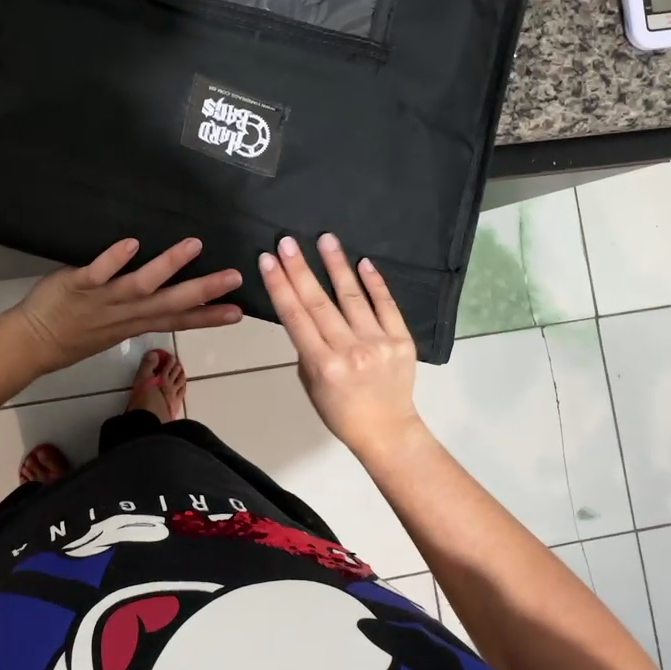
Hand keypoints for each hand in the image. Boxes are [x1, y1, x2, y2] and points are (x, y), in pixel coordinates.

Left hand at [11, 238, 242, 373]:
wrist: (32, 342)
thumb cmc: (75, 335)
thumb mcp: (116, 330)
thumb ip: (140, 312)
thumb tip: (165, 292)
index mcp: (135, 323)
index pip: (178, 321)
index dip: (208, 316)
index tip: (238, 311)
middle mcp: (125, 313)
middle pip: (170, 303)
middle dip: (203, 290)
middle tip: (234, 277)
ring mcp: (102, 300)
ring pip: (140, 284)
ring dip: (167, 266)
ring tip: (193, 245)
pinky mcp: (77, 286)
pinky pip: (97, 272)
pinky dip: (113, 259)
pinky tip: (131, 242)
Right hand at [259, 234, 422, 453]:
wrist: (388, 430)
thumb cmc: (340, 412)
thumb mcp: (310, 384)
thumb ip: (307, 348)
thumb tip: (304, 313)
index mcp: (323, 366)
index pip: (296, 318)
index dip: (280, 286)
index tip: (269, 260)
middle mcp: (350, 351)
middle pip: (319, 303)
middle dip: (300, 269)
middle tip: (288, 241)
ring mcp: (378, 344)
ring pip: (352, 298)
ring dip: (336, 265)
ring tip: (326, 239)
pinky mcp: (402, 341)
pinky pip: (386, 306)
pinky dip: (374, 283)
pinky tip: (363, 262)